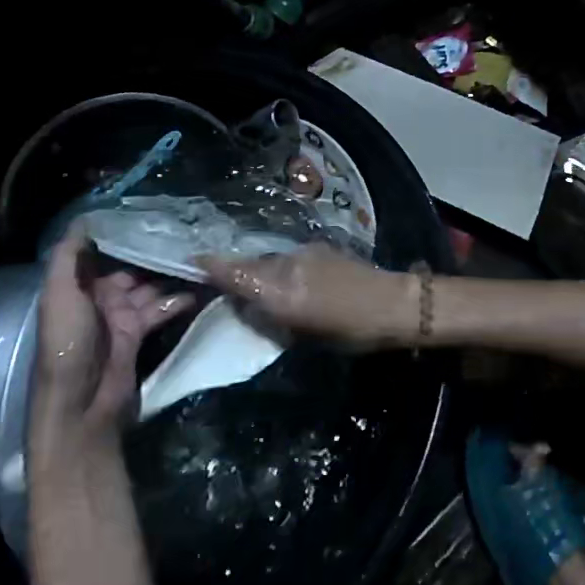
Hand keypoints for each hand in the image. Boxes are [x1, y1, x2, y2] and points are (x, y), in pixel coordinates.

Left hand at [30, 223, 196, 454]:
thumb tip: (85, 218)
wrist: (81, 405)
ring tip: (197, 255)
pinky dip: (178, 300)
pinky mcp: (138, 334)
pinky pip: (161, 310)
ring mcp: (120, 316)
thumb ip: (67, 257)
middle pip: (129, 265)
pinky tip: (198, 289)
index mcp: (76, 285)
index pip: (101, 250)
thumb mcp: (59, 296)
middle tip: (184, 229)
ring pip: (149, 286)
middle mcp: (98, 297)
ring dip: (169, 274)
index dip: (122, 231)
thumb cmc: (67, 345)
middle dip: (152, 250)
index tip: (150, 209)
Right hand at [198, 243, 420, 346]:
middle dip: (231, 270)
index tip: (191, 261)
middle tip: (217, 279)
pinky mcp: (319, 248)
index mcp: (282, 292)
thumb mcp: (306, 336)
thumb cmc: (352, 332)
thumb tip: (250, 306)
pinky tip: (286, 279)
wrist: (393, 303)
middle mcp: (288, 266)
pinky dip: (278, 267)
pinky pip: (287, 257)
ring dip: (258, 269)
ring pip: (268, 259)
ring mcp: (304, 253)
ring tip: (253, 284)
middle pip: (249, 264)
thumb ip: (273, 318)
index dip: (212, 267)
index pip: (237, 274)